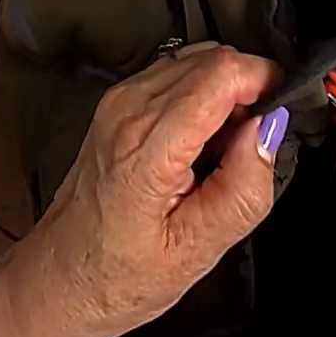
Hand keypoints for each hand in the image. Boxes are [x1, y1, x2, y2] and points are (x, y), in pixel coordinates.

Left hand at [0, 44, 286, 336]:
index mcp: (147, 143)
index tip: (277, 112)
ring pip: (199, 59)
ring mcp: (121, 98)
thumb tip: (271, 127)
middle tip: (250, 142)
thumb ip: (245, 185)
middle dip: (248, 88)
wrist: (58, 279)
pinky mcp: (120, 99)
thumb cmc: (119, 275)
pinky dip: (204, 92)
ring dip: (226, 90)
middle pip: (214, 57)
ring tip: (223, 146)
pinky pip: (179, 71)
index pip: (222, 70)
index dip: (263, 80)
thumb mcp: (199, 249)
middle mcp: (129, 107)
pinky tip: (200, 138)